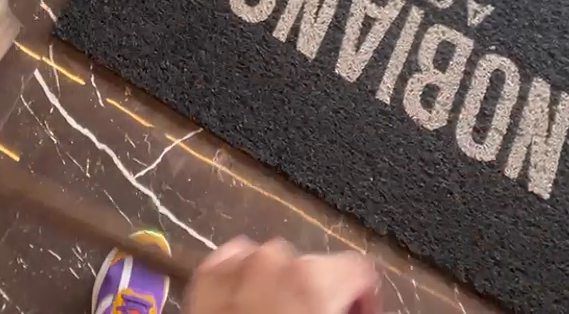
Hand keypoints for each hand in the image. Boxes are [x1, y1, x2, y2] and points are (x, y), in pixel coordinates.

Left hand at [184, 237, 379, 313]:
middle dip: (319, 295)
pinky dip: (242, 281)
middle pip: (313, 268)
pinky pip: (233, 264)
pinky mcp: (204, 276)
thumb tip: (356, 307)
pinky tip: (245, 307)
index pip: (360, 270)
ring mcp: (235, 263)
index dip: (365, 298)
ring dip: (280, 288)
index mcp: (313, 279)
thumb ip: (349, 309)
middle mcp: (274, 259)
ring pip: (271, 264)